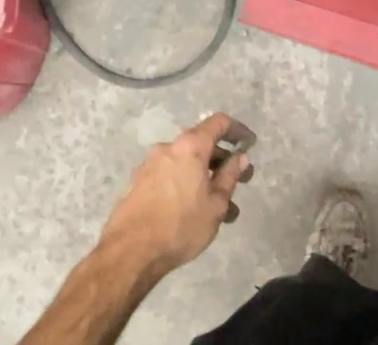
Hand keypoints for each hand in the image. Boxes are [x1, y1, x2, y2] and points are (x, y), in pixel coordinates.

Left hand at [99, 113, 253, 276]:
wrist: (128, 255)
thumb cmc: (180, 226)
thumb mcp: (216, 204)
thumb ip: (230, 176)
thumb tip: (240, 157)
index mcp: (189, 146)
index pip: (219, 123)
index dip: (238, 130)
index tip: (249, 144)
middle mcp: (168, 148)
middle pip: (201, 145)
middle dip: (223, 162)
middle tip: (239, 182)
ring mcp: (149, 166)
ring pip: (185, 165)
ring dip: (204, 179)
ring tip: (219, 208)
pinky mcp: (137, 185)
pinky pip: (169, 177)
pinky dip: (185, 186)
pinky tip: (193, 212)